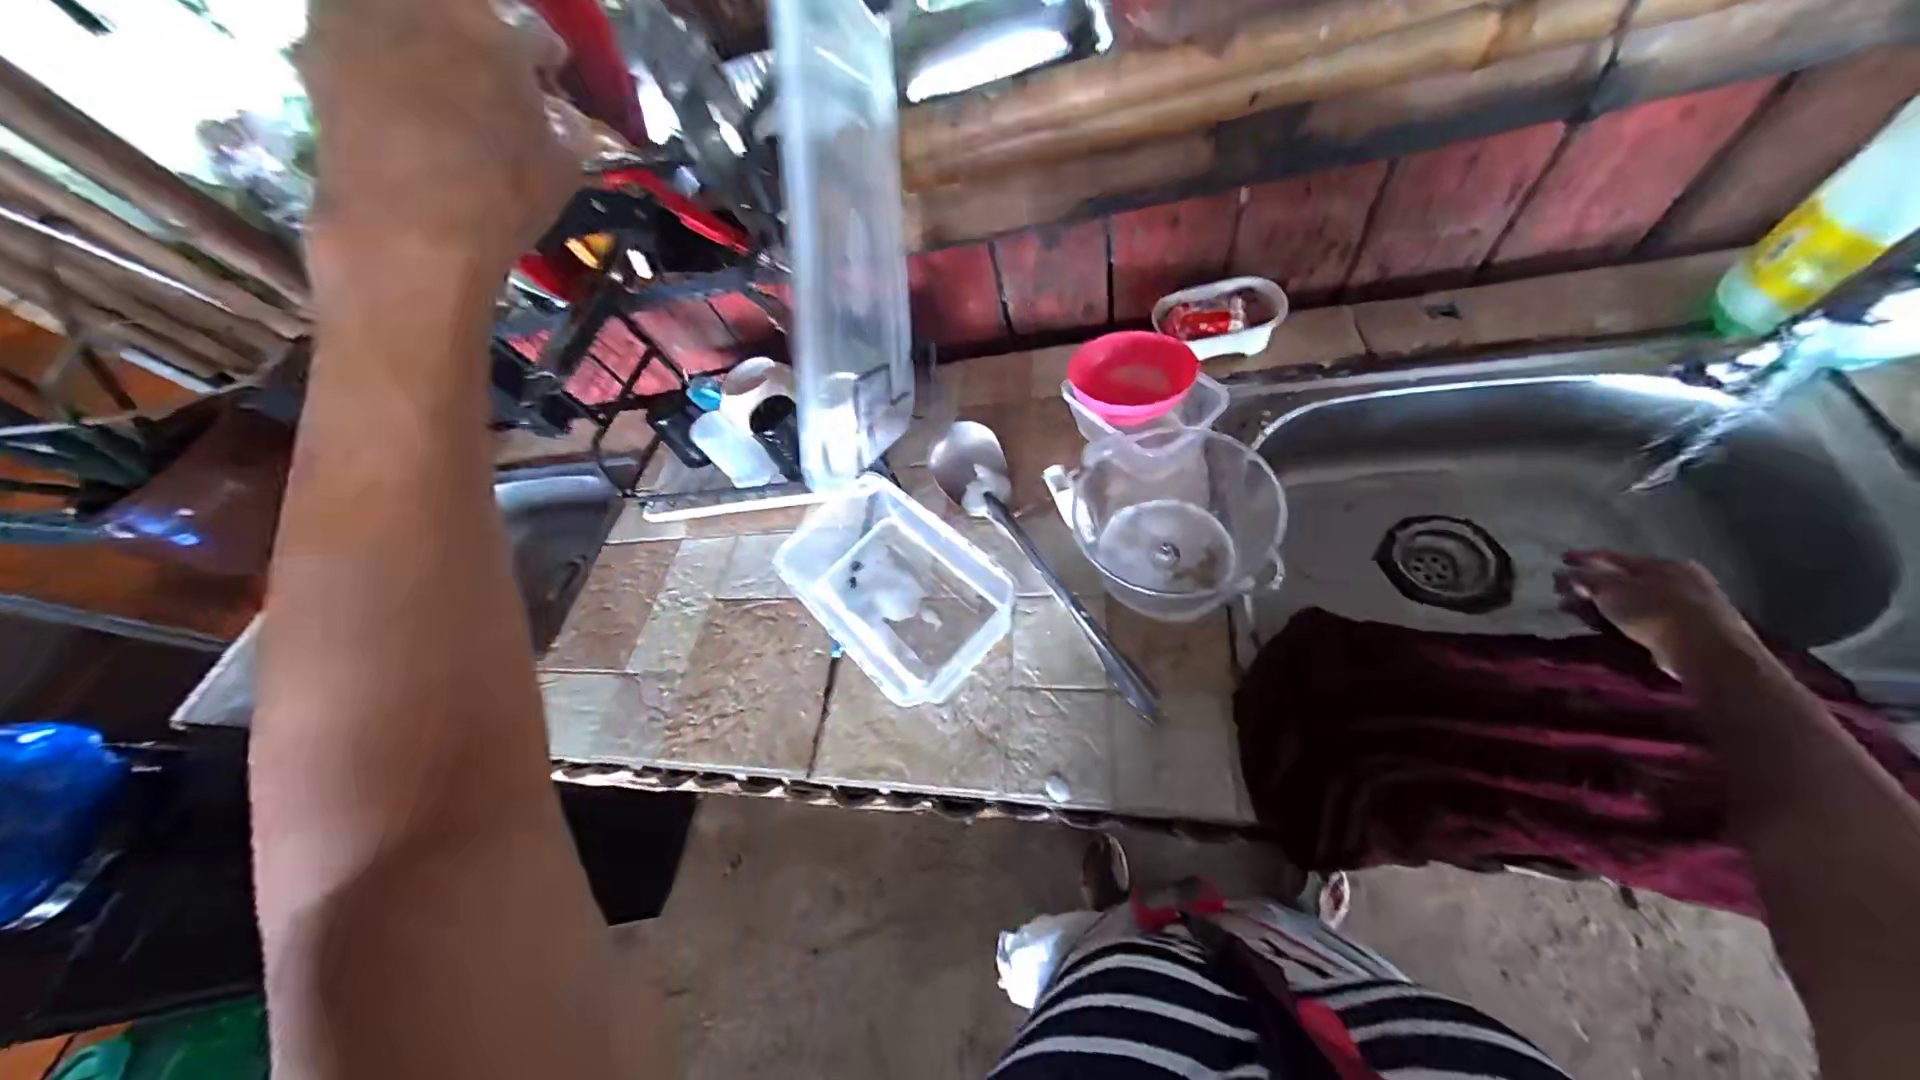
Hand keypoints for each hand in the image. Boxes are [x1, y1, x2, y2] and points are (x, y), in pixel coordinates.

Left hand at [298, 0, 584, 295]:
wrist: (410, 227)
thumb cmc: (501, 193)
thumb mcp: (561, 168)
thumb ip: (565, 129)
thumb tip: (561, 117)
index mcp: (494, 27)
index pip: (531, 31)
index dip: (545, 60)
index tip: (550, 80)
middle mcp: (422, 3)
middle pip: (460, 11)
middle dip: (480, 39)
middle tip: (493, 78)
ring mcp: (360, 16)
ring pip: (403, 16)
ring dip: (426, 41)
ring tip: (442, 86)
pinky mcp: (316, 48)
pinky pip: (360, 38)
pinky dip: (382, 61)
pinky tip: (401, 101)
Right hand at [1556, 552, 1760, 672]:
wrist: (1707, 650)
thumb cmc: (1655, 611)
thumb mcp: (1612, 590)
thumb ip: (1586, 578)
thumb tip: (1565, 573)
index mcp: (1661, 563)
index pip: (1613, 556)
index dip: (1583, 557)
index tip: (1561, 559)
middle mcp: (1677, 579)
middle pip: (1623, 577)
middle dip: (1590, 583)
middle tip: (1564, 591)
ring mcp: (1686, 604)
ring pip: (1632, 598)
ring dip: (1602, 603)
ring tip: (1577, 611)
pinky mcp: (1688, 628)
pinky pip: (1642, 616)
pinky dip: (1619, 617)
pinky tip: (1606, 624)